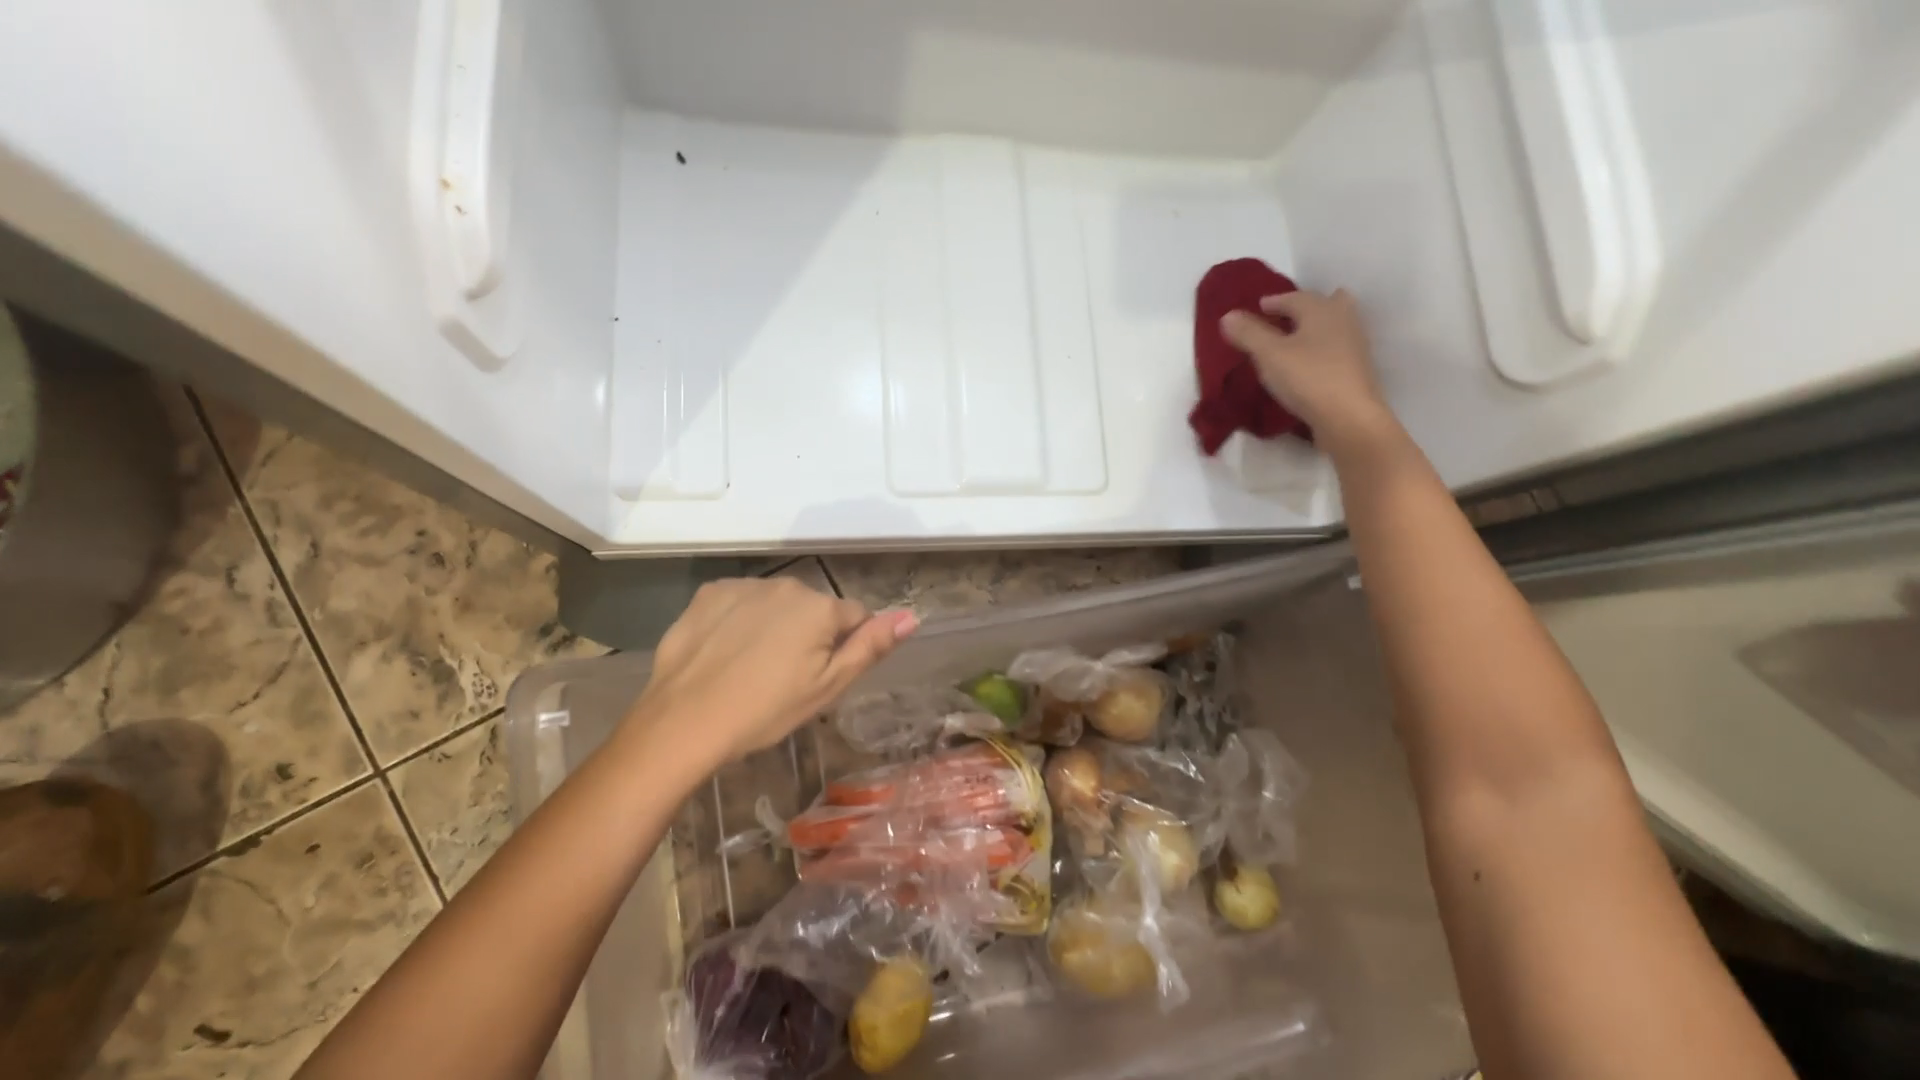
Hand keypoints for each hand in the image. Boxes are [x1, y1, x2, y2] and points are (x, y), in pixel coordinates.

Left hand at [625, 578, 917, 768]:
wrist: (684, 720)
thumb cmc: (765, 711)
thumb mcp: (828, 688)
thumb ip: (870, 647)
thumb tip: (912, 615)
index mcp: (820, 608)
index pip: (854, 618)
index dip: (842, 649)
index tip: (818, 678)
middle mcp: (786, 585)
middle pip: (813, 609)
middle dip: (808, 634)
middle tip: (784, 679)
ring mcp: (744, 586)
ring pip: (775, 605)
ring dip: (773, 626)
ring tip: (750, 669)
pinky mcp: (708, 593)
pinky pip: (739, 603)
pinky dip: (738, 621)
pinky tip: (724, 654)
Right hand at [1220, 288, 1396, 452]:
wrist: (1350, 418)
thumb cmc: (1308, 378)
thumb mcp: (1269, 355)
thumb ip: (1248, 333)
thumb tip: (1228, 315)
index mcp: (1321, 309)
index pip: (1294, 297)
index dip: (1274, 301)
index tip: (1259, 308)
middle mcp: (1343, 320)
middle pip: (1325, 303)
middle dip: (1305, 307)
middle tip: (1286, 316)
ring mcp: (1355, 345)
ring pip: (1335, 325)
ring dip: (1316, 327)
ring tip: (1295, 340)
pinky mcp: (1358, 370)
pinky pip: (1337, 348)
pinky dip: (1323, 348)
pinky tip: (1310, 364)